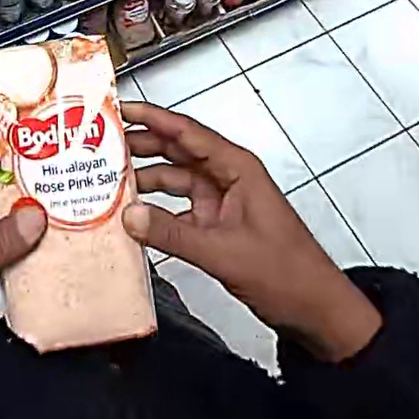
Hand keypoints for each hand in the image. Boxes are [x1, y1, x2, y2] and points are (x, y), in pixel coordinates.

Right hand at [119, 102, 381, 361]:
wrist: (316, 311)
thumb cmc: (287, 272)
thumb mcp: (224, 252)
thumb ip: (173, 234)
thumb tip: (129, 215)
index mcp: (236, 167)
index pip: (187, 132)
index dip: (153, 117)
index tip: (122, 107)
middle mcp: (227, 176)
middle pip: (177, 150)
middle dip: (141, 144)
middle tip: (102, 142)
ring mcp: (221, 199)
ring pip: (174, 178)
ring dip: (145, 179)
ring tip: (108, 178)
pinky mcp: (216, 223)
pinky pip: (178, 208)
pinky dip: (156, 210)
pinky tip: (133, 215)